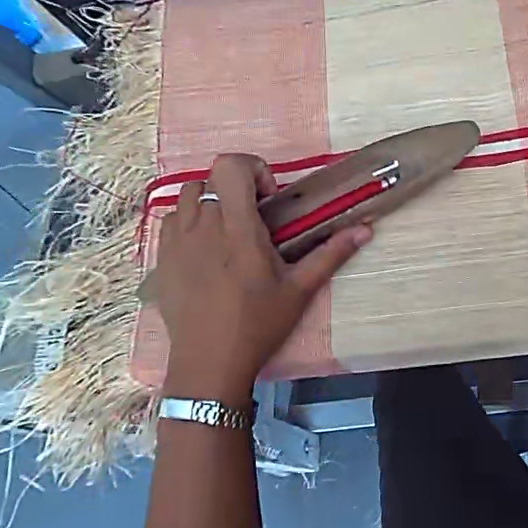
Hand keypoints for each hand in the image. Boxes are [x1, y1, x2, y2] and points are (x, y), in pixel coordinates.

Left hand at [151, 154, 371, 404]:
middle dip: (235, 190)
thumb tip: (365, 229)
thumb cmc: (258, 325)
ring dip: (210, 203)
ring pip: (188, 196)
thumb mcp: (299, 290)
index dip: (252, 168)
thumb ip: (330, 254)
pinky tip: (204, 251)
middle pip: (211, 179)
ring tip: (227, 233)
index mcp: (237, 228)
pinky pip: (171, 221)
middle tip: (252, 221)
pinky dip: (189, 223)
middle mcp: (202, 226)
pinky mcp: (161, 258)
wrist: (210, 362)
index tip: (267, 199)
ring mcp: (176, 241)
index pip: (230, 166)